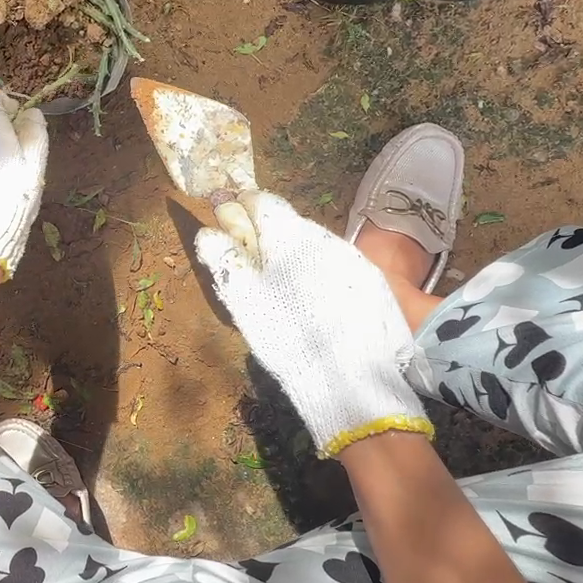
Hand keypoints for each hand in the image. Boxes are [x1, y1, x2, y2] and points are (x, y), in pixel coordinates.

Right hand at [194, 192, 431, 456]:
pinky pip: (337, 264)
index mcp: (290, 235)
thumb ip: (223, 258)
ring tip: (283, 286)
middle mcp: (325, 237)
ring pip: (313, 243)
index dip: (240, 208)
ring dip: (293, 253)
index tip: (228, 225)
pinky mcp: (373, 284)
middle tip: (251, 263)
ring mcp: (354, 259)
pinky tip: (315, 302)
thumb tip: (209, 230)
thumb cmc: (287, 335)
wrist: (352, 381)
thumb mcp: (243, 299)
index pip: (261, 201)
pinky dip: (319, 272)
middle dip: (266, 234)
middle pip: (288, 221)